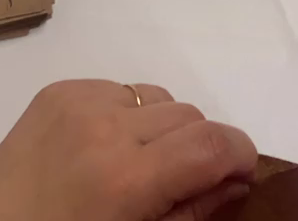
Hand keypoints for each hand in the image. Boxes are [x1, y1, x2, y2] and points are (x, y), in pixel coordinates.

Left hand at [0, 80, 256, 220]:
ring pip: (154, 95)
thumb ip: (191, 212)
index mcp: (126, 177)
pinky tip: (104, 149)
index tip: (241, 174)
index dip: (240, 154)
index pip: (211, 143)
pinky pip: (116, 88)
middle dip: (198, 146)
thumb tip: (233, 178)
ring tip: (139, 166)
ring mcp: (77, 99)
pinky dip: (125, 114)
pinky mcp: (56, 89)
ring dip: (161, 127)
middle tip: (184, 184)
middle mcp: (104, 124)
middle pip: (187, 113)